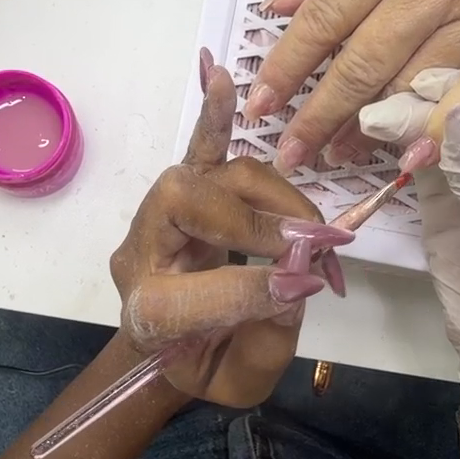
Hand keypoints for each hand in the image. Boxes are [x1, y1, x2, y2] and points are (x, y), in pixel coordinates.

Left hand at [110, 54, 353, 406]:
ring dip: (274, 197)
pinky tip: (219, 77)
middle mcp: (142, 255)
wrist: (169, 357)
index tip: (310, 285)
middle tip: (317, 250)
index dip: (257, 284)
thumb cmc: (207, 368)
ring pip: (216, 175)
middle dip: (265, 223)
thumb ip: (270, 334)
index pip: (198, 291)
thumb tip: (301, 274)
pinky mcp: (184, 197)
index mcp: (147, 315)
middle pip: (195, 201)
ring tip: (312, 231)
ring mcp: (159, 219)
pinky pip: (199, 151)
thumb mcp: (244, 381)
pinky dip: (215, 117)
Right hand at [359, 59, 459, 411]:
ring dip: (410, 117)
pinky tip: (373, 132)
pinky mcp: (444, 194)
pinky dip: (398, 143)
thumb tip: (453, 110)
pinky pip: (421, 156)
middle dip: (442, 91)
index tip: (453, 74)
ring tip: (372, 118)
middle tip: (402, 94)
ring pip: (445, 124)